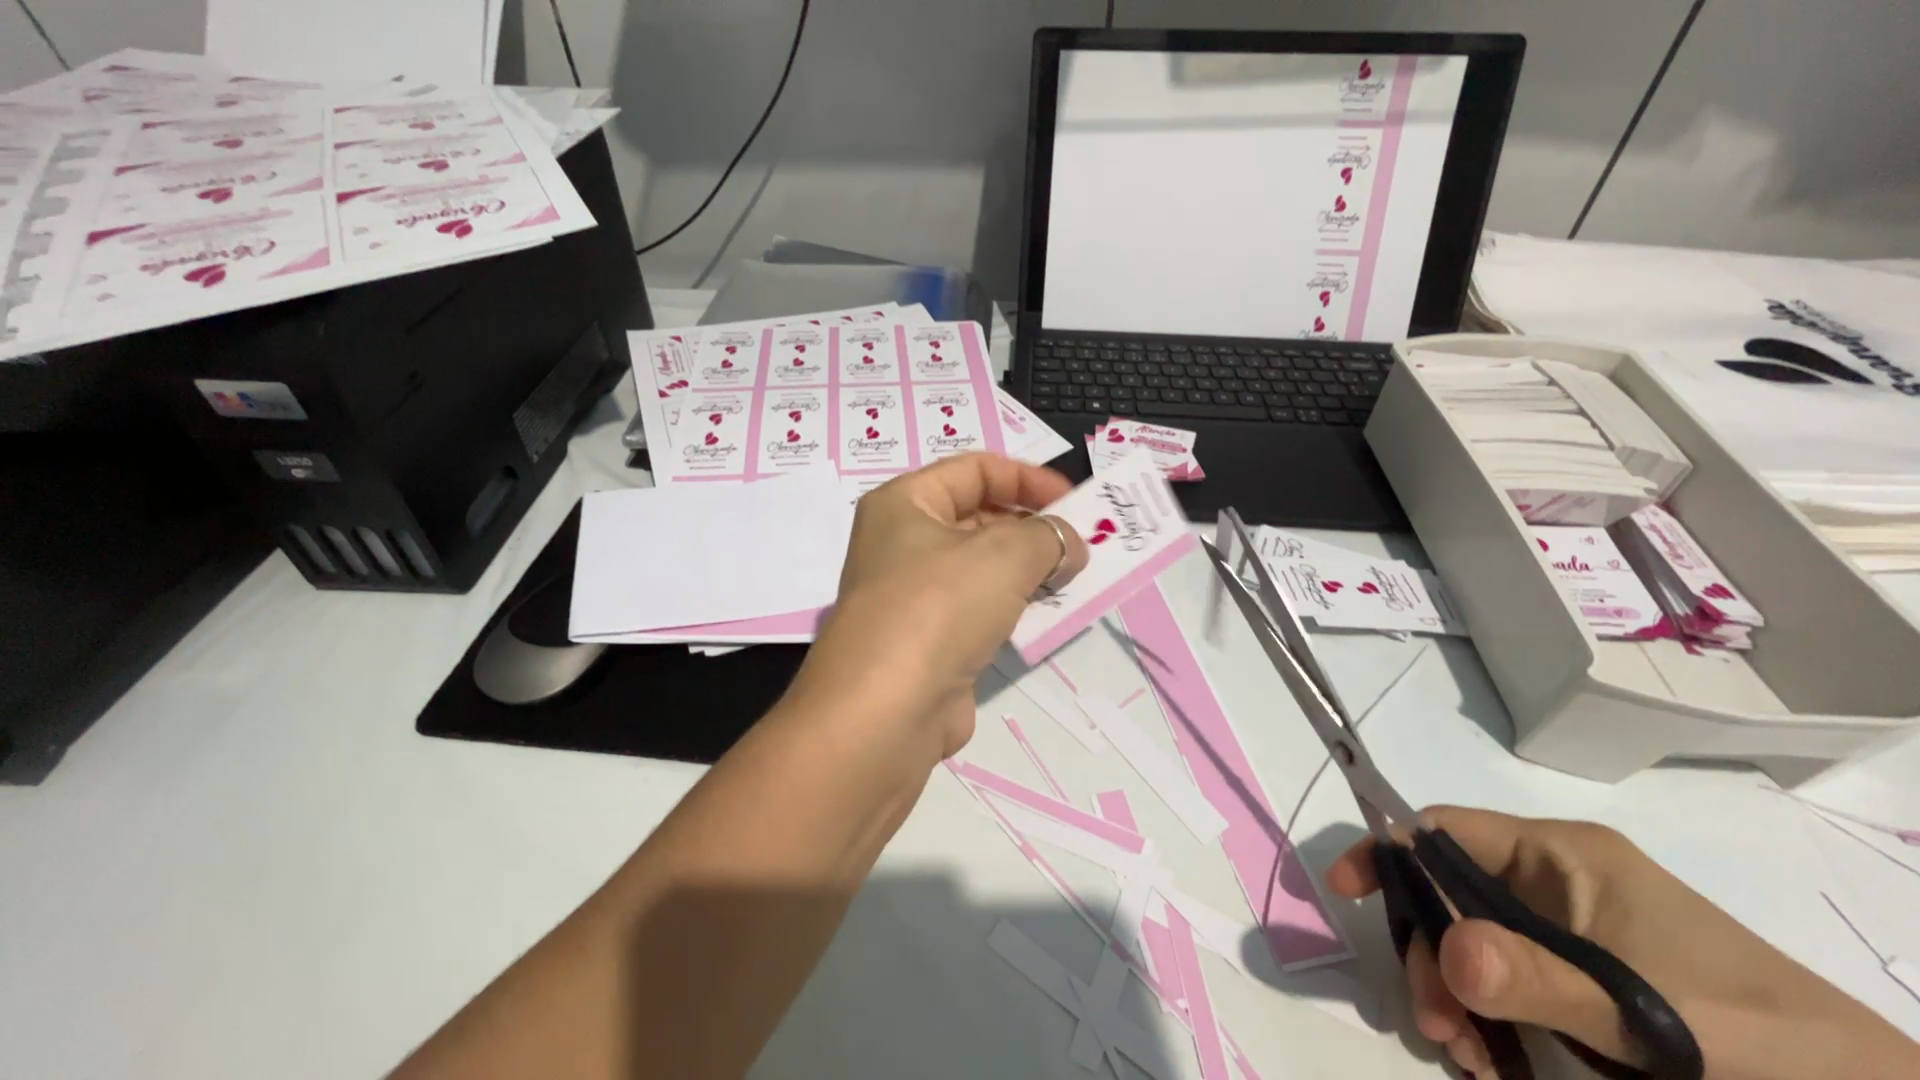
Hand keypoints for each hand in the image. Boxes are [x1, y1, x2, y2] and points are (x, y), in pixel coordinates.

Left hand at [782, 454, 1087, 759]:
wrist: (886, 711)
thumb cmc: (939, 607)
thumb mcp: (1005, 554)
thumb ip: (1049, 537)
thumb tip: (1071, 545)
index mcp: (903, 504)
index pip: (974, 470)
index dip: (1027, 478)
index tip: (1075, 501)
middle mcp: (901, 543)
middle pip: (978, 516)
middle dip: (1033, 527)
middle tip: (1083, 544)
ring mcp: (913, 596)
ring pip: (982, 568)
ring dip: (1028, 570)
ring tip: (1075, 578)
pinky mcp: (929, 642)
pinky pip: (980, 611)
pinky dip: (1014, 609)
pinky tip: (1048, 616)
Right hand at [1326, 806, 1919, 1079]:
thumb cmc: (1749, 1029)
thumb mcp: (1641, 1011)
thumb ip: (1539, 978)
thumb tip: (1442, 949)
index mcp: (1563, 855)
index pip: (1446, 829)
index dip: (1389, 852)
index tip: (1345, 891)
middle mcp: (1554, 879)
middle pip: (1448, 896)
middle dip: (1428, 955)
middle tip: (1438, 1026)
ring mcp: (1565, 927)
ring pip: (1470, 943)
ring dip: (1453, 995)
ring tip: (1469, 1057)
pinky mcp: (1576, 974)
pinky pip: (1503, 979)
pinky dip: (1485, 1017)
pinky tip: (1492, 1060)